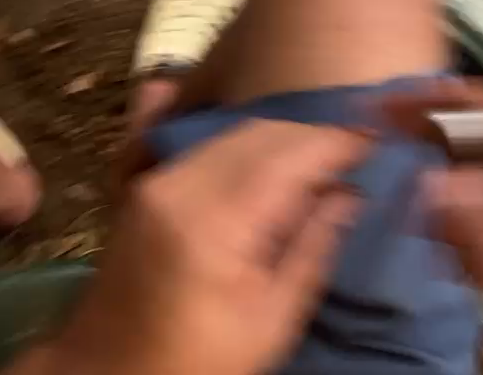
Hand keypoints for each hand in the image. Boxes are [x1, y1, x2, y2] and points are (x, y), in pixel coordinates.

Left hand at [30, 119, 369, 374]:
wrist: (110, 370)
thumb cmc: (198, 361)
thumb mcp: (270, 322)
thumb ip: (311, 248)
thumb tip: (349, 191)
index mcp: (213, 222)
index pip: (286, 156)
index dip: (332, 141)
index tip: (372, 139)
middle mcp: (181, 183)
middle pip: (259, 134)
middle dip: (310, 136)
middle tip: (351, 153)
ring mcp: (158, 177)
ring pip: (232, 131)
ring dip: (280, 137)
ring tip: (318, 158)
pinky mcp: (146, 180)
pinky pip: (206, 141)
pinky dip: (245, 141)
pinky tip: (269, 155)